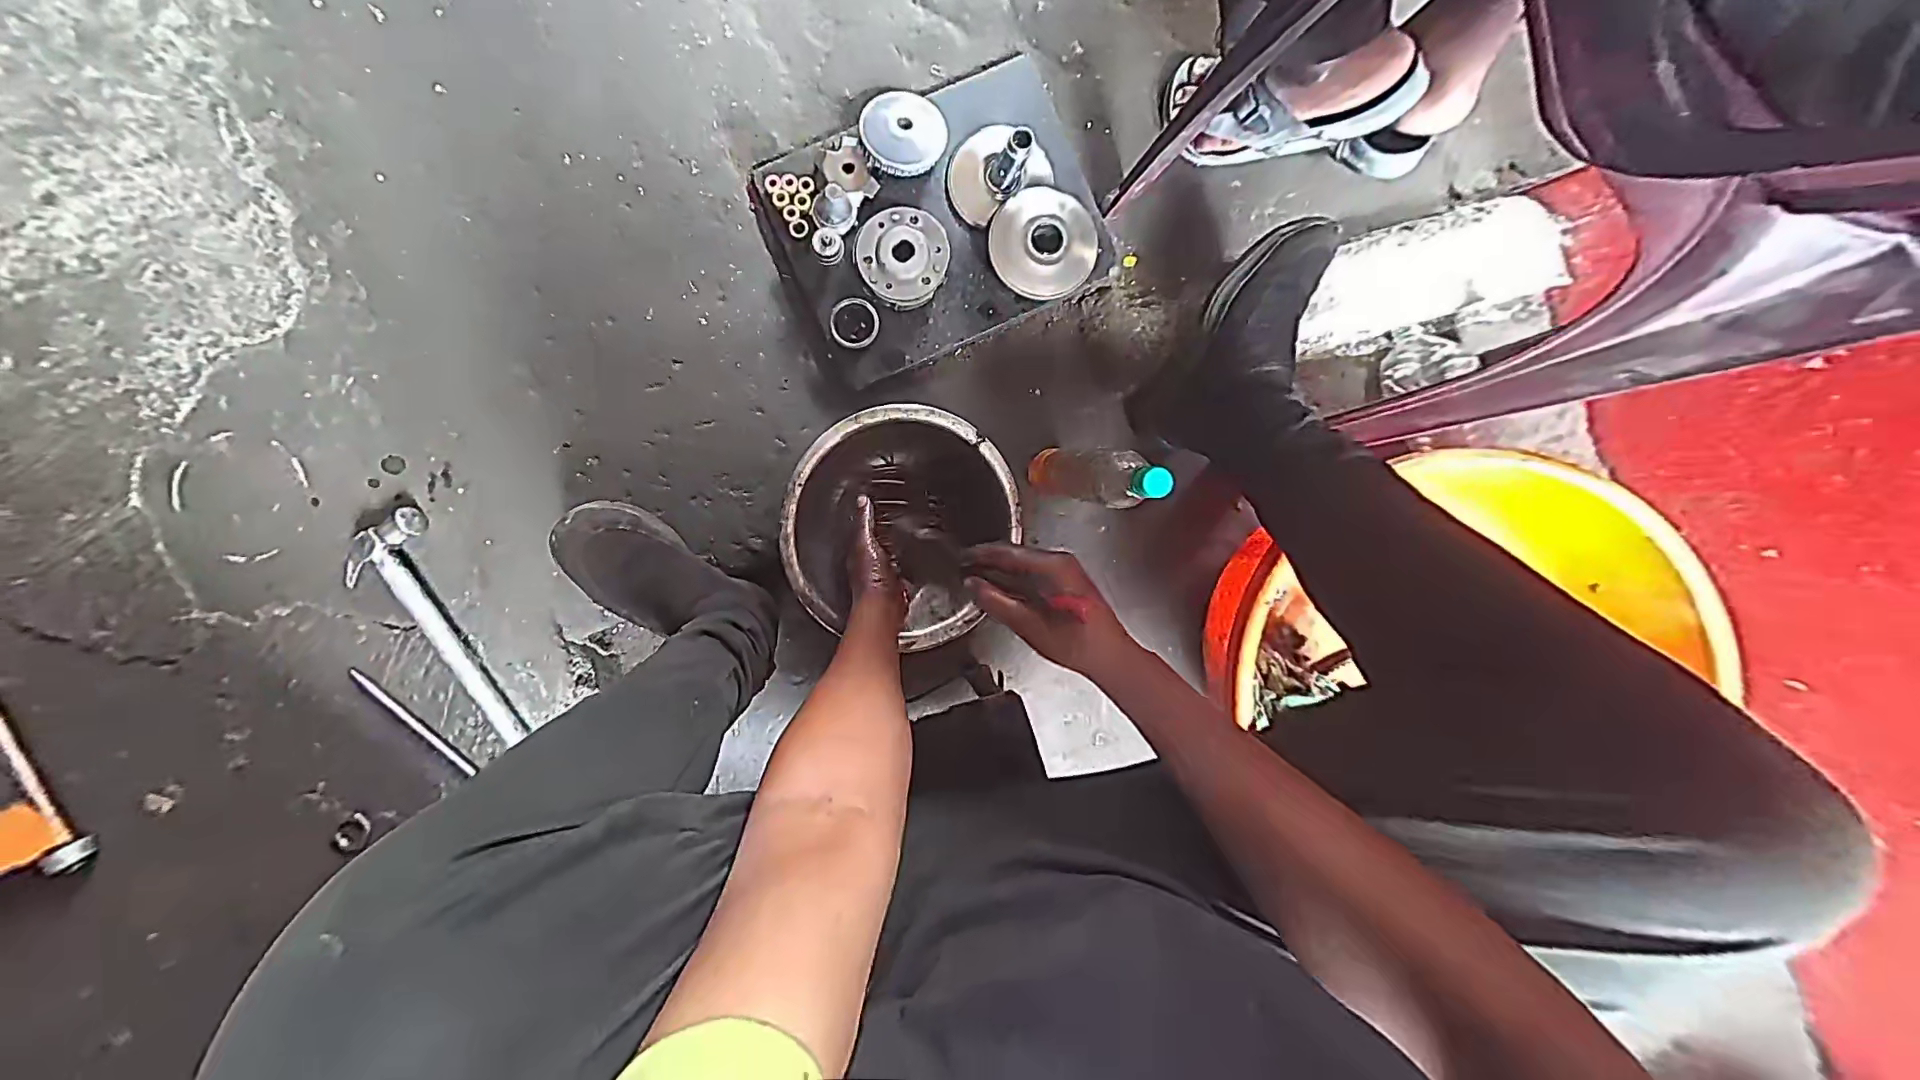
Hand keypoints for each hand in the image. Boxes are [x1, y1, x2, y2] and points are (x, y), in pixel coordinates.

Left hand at [846, 495, 906, 627]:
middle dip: (885, 536)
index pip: (862, 531)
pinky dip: (906, 567)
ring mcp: (882, 578)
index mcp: (858, 553)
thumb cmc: (871, 577)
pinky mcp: (896, 589)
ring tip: (906, 541)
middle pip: (877, 546)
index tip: (875, 509)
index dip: (869, 521)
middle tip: (894, 524)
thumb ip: (865, 522)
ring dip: (896, 552)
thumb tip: (861, 501)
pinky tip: (912, 564)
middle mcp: (867, 566)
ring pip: (889, 559)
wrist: (885, 606)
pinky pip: (902, 572)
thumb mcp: (866, 542)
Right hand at [964, 543, 1138, 678]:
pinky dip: (1015, 579)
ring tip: (977, 576)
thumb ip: (998, 603)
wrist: (1110, 658)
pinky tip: (1002, 589)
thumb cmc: (1081, 644)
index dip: (982, 554)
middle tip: (965, 565)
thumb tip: (974, 585)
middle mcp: (1062, 563)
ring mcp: (1066, 572)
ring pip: (1025, 564)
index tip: (963, 557)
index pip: (1008, 552)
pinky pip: (1034, 574)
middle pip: (1017, 555)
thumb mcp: (1030, 626)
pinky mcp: (1067, 583)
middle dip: (989, 561)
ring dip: (1001, 570)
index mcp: (1055, 566)